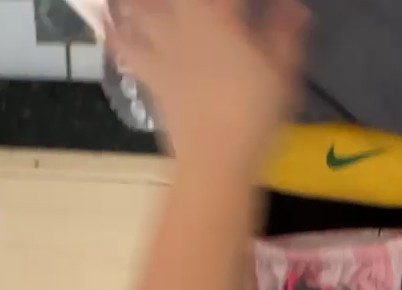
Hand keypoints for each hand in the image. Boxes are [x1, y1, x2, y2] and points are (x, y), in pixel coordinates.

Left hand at [107, 0, 309, 175]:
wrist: (216, 161)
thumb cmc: (255, 114)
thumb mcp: (283, 75)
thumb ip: (286, 35)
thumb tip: (294, 10)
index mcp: (219, 14)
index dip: (239, 3)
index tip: (248, 6)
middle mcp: (185, 21)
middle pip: (176, 0)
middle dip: (197, 4)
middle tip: (207, 9)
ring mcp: (163, 48)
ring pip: (139, 9)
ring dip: (136, 6)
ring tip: (127, 4)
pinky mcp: (151, 76)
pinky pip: (125, 48)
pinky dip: (114, 34)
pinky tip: (107, 24)